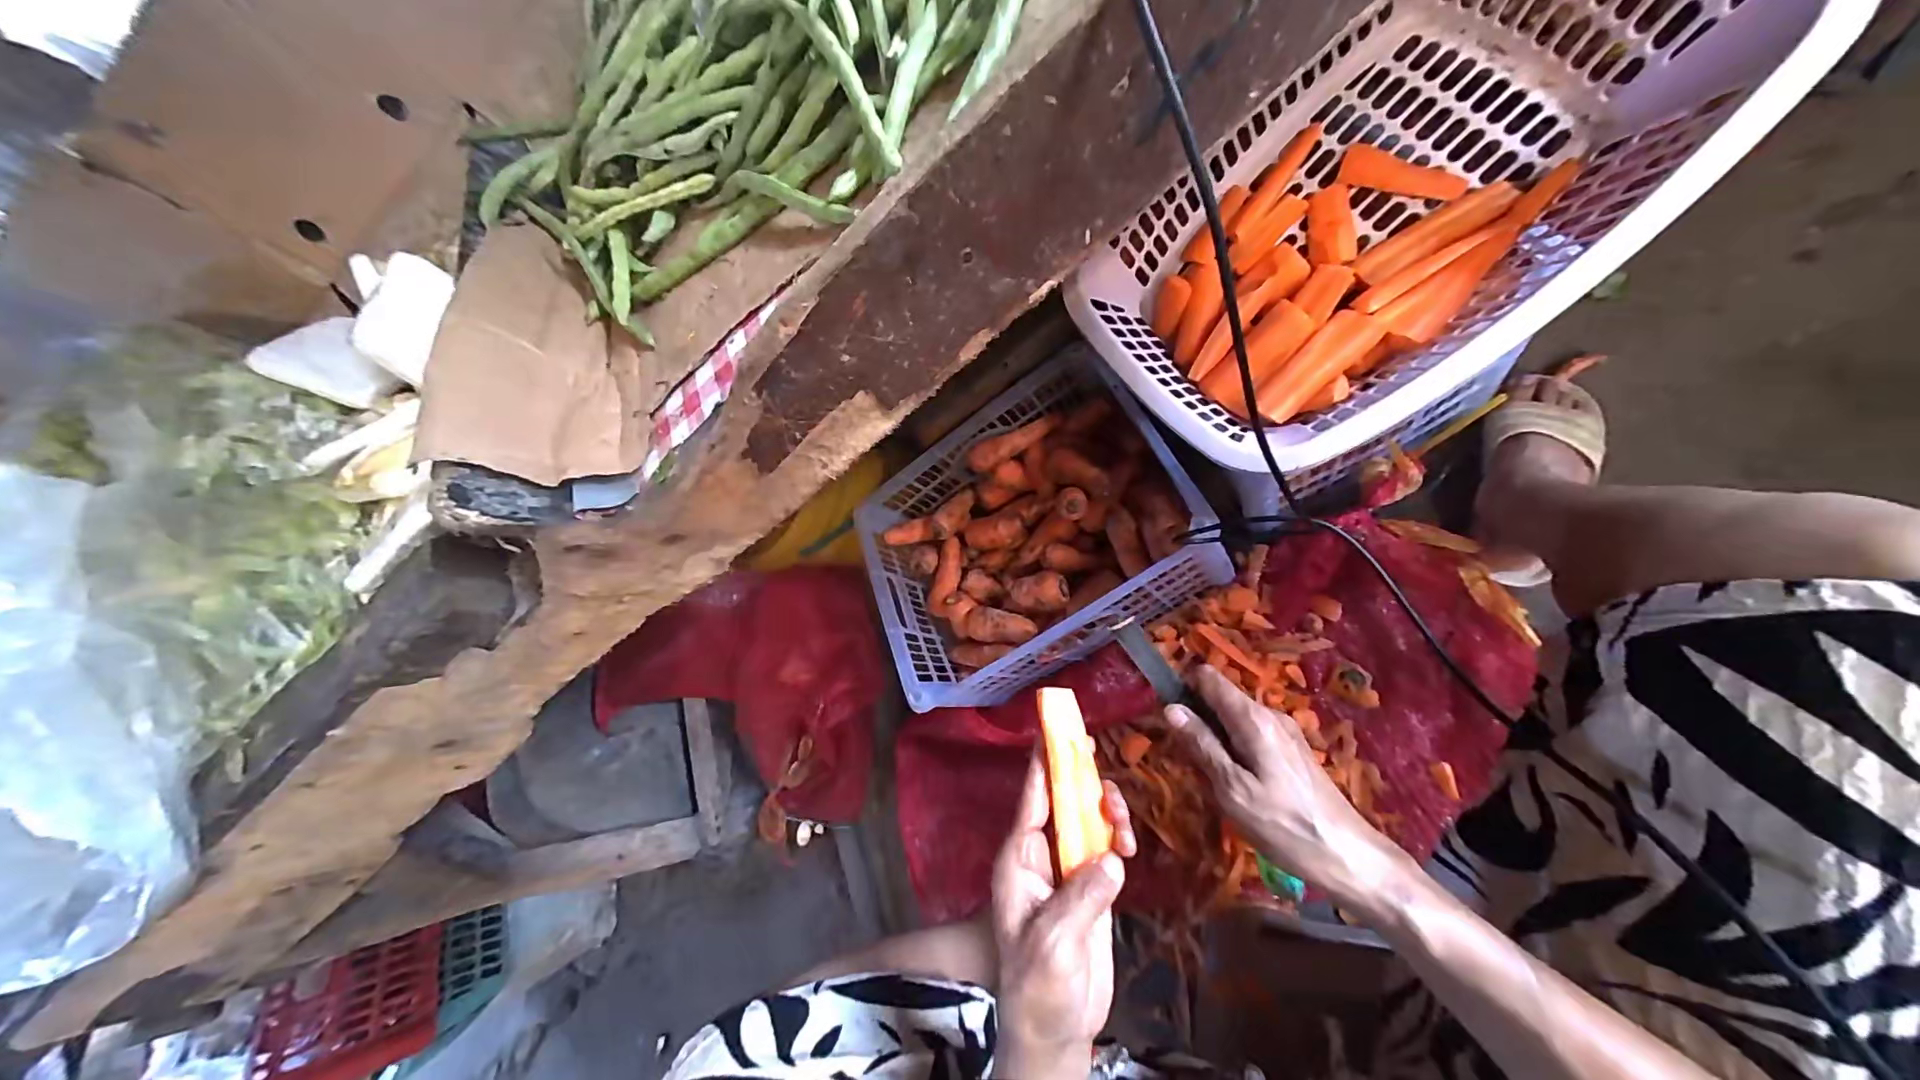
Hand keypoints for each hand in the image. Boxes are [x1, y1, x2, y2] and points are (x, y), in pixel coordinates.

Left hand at [989, 753, 1137, 1079]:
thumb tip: (1112, 858)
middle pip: (1062, 802)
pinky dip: (1119, 839)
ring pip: (1088, 820)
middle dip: (1084, 785)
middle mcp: (1041, 855)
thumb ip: (1081, 896)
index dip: (1042, 764)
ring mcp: (1067, 868)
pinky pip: (1106, 846)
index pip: (1031, 800)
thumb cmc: (1038, 984)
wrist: (1056, 1026)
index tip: (1054, 730)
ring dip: (1109, 814)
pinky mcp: (1090, 885)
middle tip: (1104, 778)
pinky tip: (1130, 848)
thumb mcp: (1053, 941)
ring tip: (1125, 828)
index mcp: (1019, 859)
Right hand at [1166, 666, 1417, 922]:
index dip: (1182, 685)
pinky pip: (1250, 735)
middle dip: (1196, 716)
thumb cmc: (1284, 825)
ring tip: (1206, 775)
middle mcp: (1270, 715)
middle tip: (1183, 755)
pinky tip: (1234, 784)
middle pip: (1221, 697)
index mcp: (1252, 718)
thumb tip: (1171, 708)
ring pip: (1234, 718)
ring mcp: (1285, 732)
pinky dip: (1233, 748)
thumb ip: (1202, 745)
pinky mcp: (1293, 751)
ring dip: (1214, 736)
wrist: (1351, 858)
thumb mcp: (1232, 789)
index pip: (1209, 677)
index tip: (1165, 712)